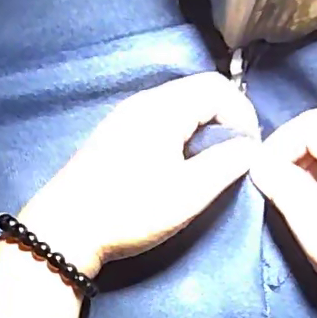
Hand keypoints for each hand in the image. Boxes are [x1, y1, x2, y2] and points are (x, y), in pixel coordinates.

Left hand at [15, 73, 260, 278]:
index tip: (250, 152)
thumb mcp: (189, 193)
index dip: (243, 116)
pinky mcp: (113, 138)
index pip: (218, 88)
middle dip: (225, 121)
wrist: (66, 229)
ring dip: (202, 130)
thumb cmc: (130, 210)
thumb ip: (227, 164)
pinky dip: (179, 137)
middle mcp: (142, 102)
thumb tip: (250, 148)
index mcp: (163, 108)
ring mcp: (124, 119)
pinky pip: (158, 123)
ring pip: (177, 109)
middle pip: (197, 93)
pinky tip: (176, 169)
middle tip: (234, 159)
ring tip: (209, 167)